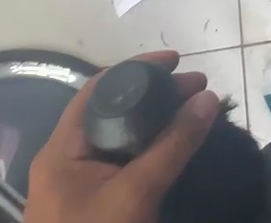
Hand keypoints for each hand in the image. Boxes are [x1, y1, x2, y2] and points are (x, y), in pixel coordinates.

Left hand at [25, 51, 220, 222]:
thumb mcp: (137, 193)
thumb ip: (173, 144)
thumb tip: (208, 97)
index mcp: (62, 151)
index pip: (98, 89)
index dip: (137, 68)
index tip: (177, 62)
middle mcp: (65, 163)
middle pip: (110, 112)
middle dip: (156, 94)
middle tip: (198, 88)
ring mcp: (77, 189)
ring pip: (120, 139)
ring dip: (157, 122)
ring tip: (195, 114)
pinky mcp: (92, 209)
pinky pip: (123, 164)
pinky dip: (150, 149)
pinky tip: (177, 150)